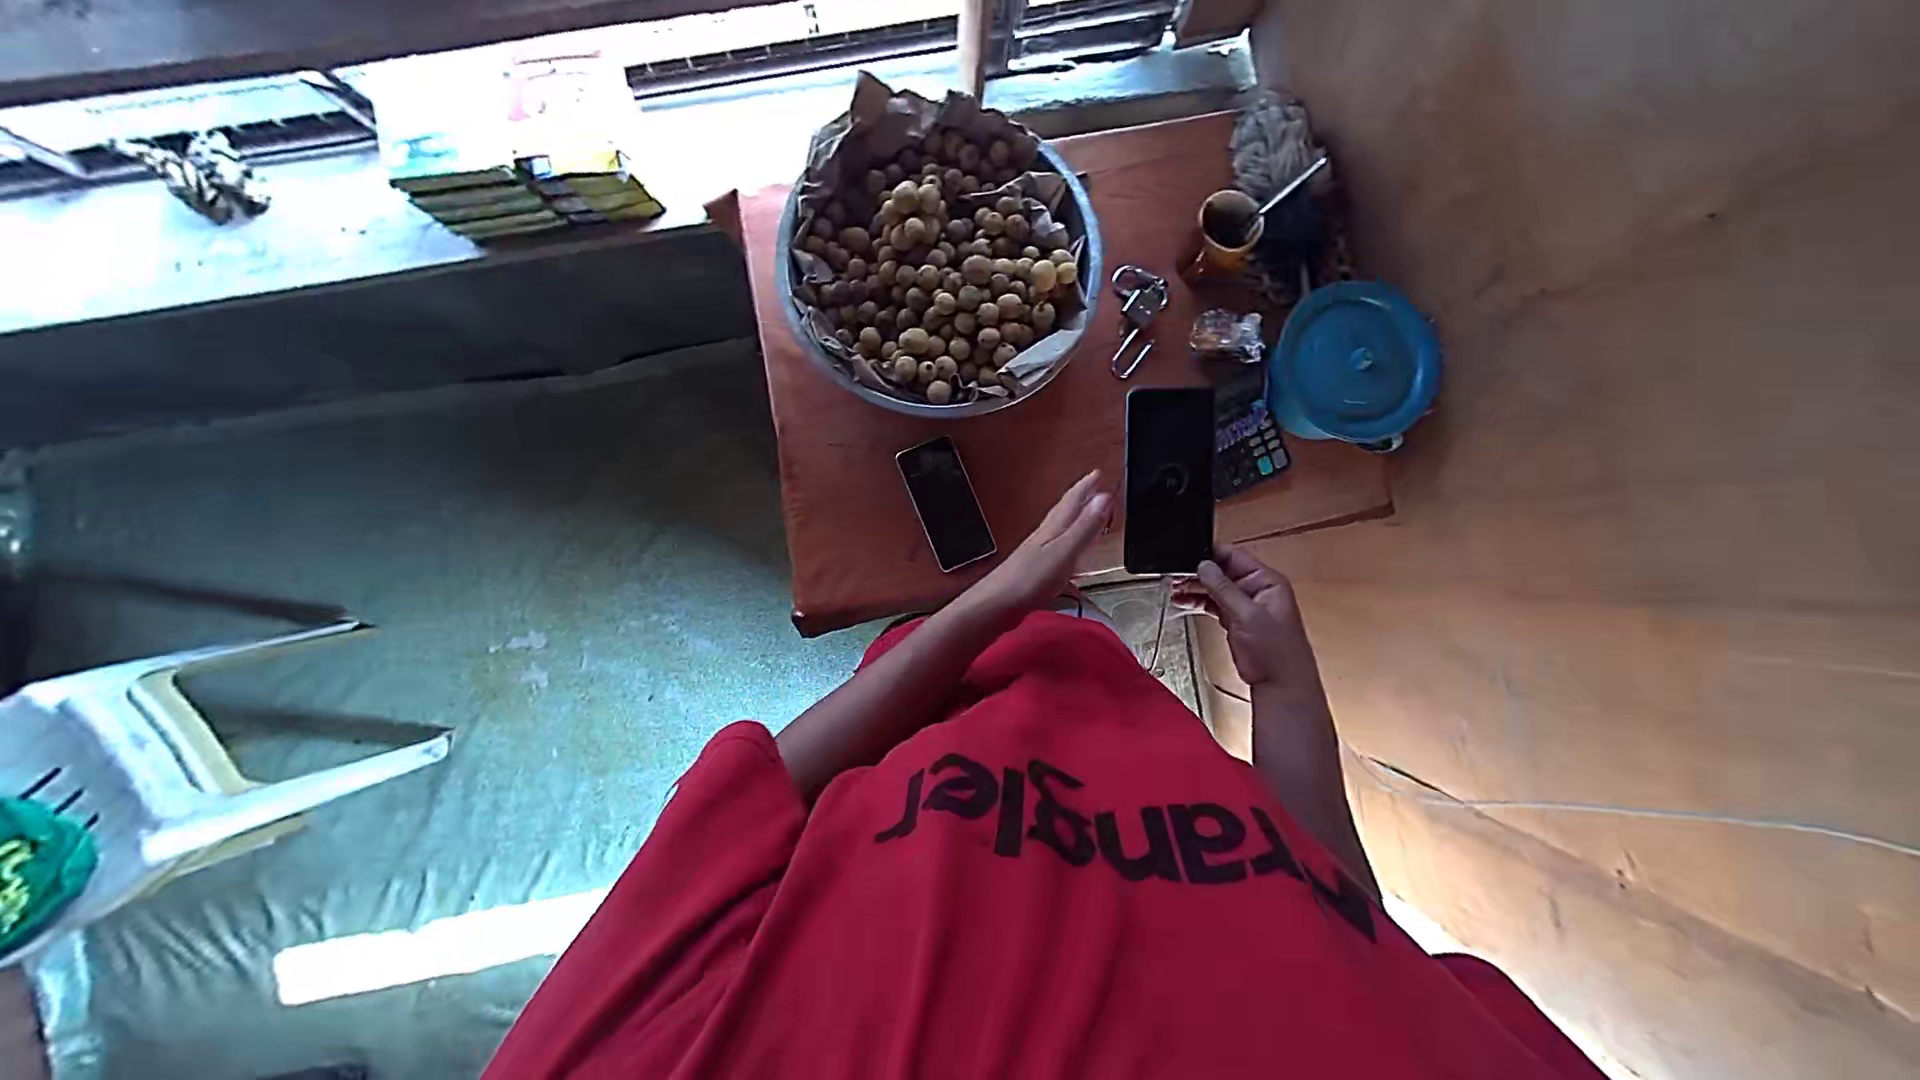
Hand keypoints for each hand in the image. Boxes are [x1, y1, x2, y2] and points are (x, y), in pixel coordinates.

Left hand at [958, 470, 1111, 619]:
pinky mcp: (1033, 569)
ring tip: (1083, 514)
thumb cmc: (1028, 579)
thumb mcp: (1064, 551)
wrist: (997, 604)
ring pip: (1058, 528)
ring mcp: (1036, 552)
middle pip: (1064, 511)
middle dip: (1079, 498)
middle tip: (1092, 487)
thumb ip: (1085, 526)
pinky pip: (1055, 547)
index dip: (1086, 487)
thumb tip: (1103, 498)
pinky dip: (1065, 542)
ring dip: (1073, 518)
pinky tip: (1065, 551)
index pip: (1072, 501)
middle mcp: (1043, 536)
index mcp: (1053, 529)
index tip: (1097, 473)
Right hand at [1174, 543, 1323, 693]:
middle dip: (1198, 573)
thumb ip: (1224, 588)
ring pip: (1214, 587)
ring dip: (1195, 587)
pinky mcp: (1234, 619)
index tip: (1189, 556)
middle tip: (1176, 576)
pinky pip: (1212, 603)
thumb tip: (1205, 566)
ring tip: (1174, 588)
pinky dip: (1198, 601)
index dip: (1211, 555)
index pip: (1234, 557)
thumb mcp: (1248, 615)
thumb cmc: (1277, 652)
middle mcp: (1256, 589)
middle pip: (1221, 571)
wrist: (1279, 684)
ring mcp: (1244, 605)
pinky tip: (1183, 600)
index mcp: (1267, 581)